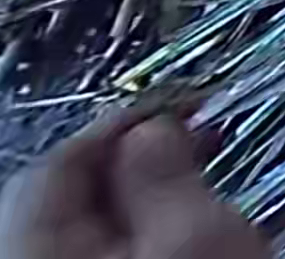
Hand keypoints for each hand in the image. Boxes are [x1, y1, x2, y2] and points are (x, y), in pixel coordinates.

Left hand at [0, 107, 269, 258]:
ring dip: (124, 192)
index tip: (190, 101)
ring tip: (186, 171)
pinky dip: (119, 225)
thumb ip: (163, 178)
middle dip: (123, 160)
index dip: (120, 125)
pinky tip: (162, 218)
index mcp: (27, 258)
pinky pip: (76, 254)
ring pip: (62, 232)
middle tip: (197, 133)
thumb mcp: (195, 235)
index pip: (51, 170)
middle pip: (45, 203)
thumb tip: (150, 128)